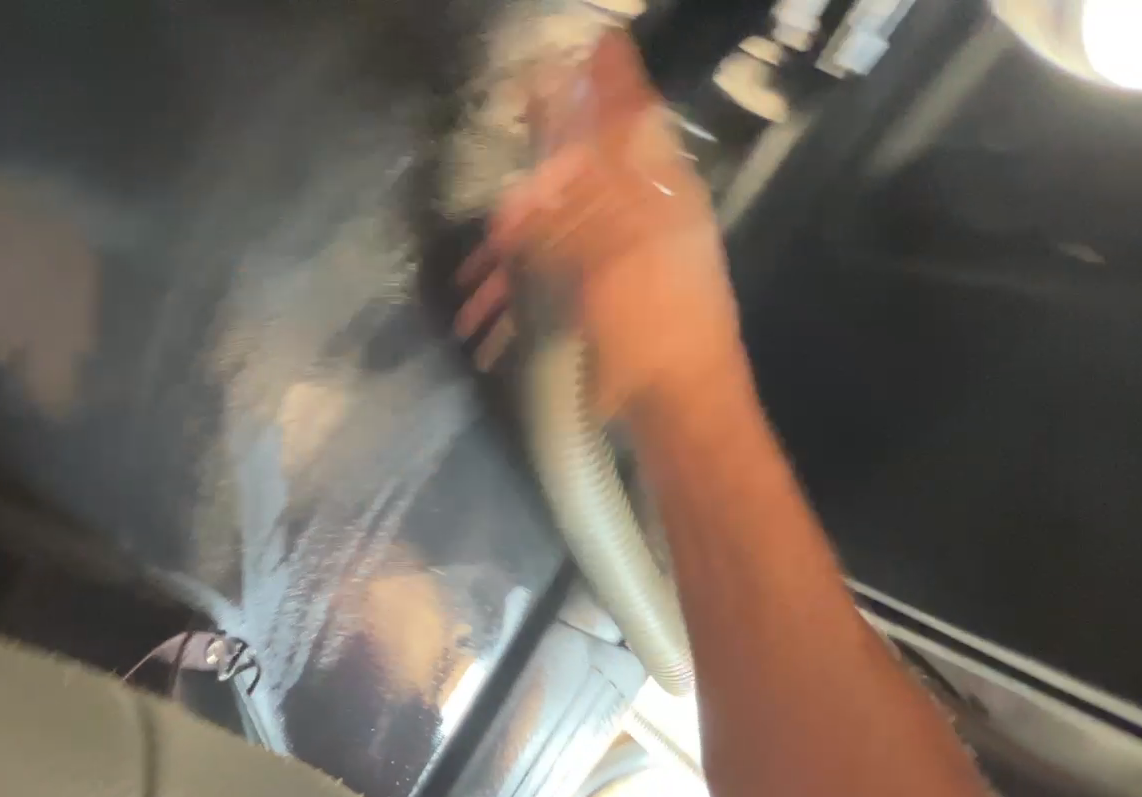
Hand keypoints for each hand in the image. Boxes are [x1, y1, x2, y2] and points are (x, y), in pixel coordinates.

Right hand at [455, 31, 744, 422]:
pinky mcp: (599, 303)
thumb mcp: (612, 266)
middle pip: (578, 184)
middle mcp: (640, 222)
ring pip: (552, 244)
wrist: (676, 405)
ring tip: (465, 299)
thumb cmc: (656, 332)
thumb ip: (565, 222)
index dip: (610, 85)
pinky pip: (548, 288)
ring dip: (506, 270)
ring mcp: (618, 265)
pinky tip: (483, 328)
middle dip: (525, 199)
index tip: (592, 46)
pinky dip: (514, 305)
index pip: (631, 123)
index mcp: (658, 198)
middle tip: (491, 206)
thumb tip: (517, 194)